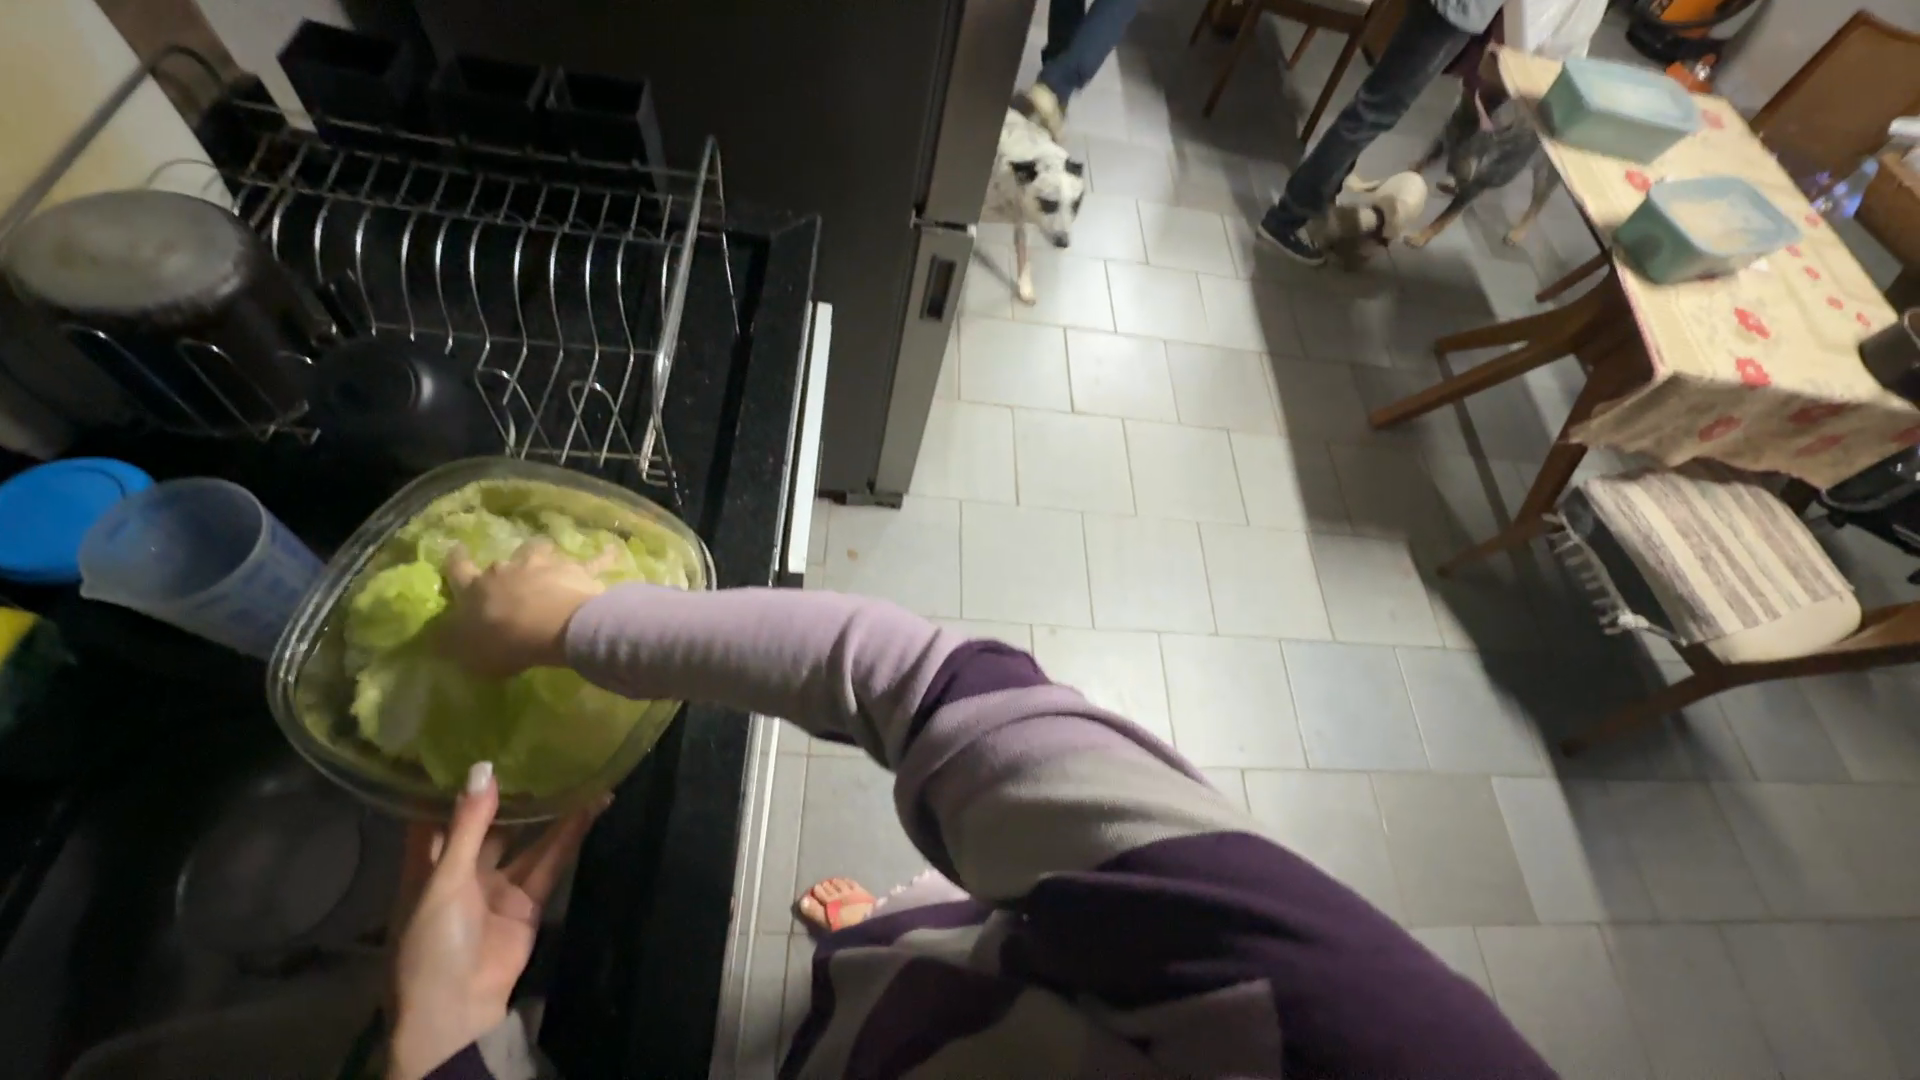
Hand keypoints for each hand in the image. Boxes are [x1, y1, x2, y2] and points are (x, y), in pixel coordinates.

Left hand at [387, 762, 605, 1079]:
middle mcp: (463, 868)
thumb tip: (484, 767)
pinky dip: (572, 834)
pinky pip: (552, 860)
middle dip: (510, 791)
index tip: (475, 739)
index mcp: (427, 864)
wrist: (458, 1007)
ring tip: (576, 769)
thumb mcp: (444, 881)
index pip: (436, 812)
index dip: (453, 780)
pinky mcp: (529, 899)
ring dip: (551, 810)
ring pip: (528, 837)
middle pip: (489, 821)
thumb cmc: (430, 944)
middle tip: (538, 745)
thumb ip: (468, 826)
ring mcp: (498, 883)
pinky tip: (592, 806)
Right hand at [441, 540, 611, 677]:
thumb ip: (452, 641)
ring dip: (545, 554)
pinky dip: (604, 555)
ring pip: (543, 550)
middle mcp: (508, 569)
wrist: (553, 627)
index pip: (458, 570)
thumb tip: (438, 637)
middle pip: (506, 559)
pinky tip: (614, 550)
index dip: (455, 560)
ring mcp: (545, 565)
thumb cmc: (505, 642)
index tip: (456, 548)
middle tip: (515, 570)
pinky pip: (596, 560)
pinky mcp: (578, 570)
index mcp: (476, 588)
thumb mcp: (466, 652)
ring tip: (552, 559)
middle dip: (510, 563)